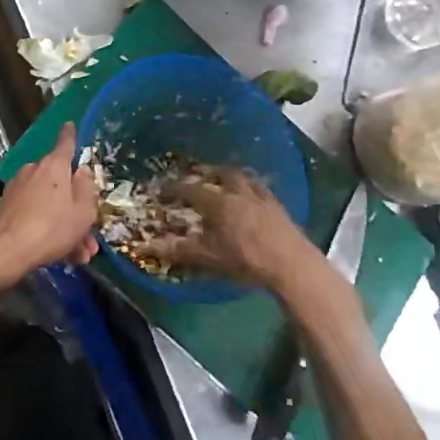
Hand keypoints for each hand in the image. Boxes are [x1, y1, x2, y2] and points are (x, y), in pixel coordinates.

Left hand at [0, 124, 98, 291]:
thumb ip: (86, 189)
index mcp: (54, 166)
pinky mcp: (5, 207)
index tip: (69, 124)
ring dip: (64, 226)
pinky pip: (34, 214)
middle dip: (76, 209)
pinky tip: (57, 254)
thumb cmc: (52, 229)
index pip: (65, 144)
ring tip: (77, 255)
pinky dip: (46, 229)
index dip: (70, 135)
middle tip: (88, 237)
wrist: (7, 252)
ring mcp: (16, 188)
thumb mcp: (83, 212)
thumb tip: (81, 172)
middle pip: (60, 184)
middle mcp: (33, 171)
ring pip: (49, 204)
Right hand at [145, 169, 360, 326]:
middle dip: (210, 173)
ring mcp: (263, 199)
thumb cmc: (246, 261)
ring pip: (246, 179)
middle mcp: (240, 194)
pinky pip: (264, 191)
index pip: (191, 190)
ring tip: (228, 181)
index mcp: (219, 203)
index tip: (164, 189)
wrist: (292, 266)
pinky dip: (254, 189)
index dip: (175, 188)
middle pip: (224, 174)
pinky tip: (254, 198)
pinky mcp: (280, 209)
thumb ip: (179, 250)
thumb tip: (147, 245)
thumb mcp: (208, 257)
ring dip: (234, 177)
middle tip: (201, 176)